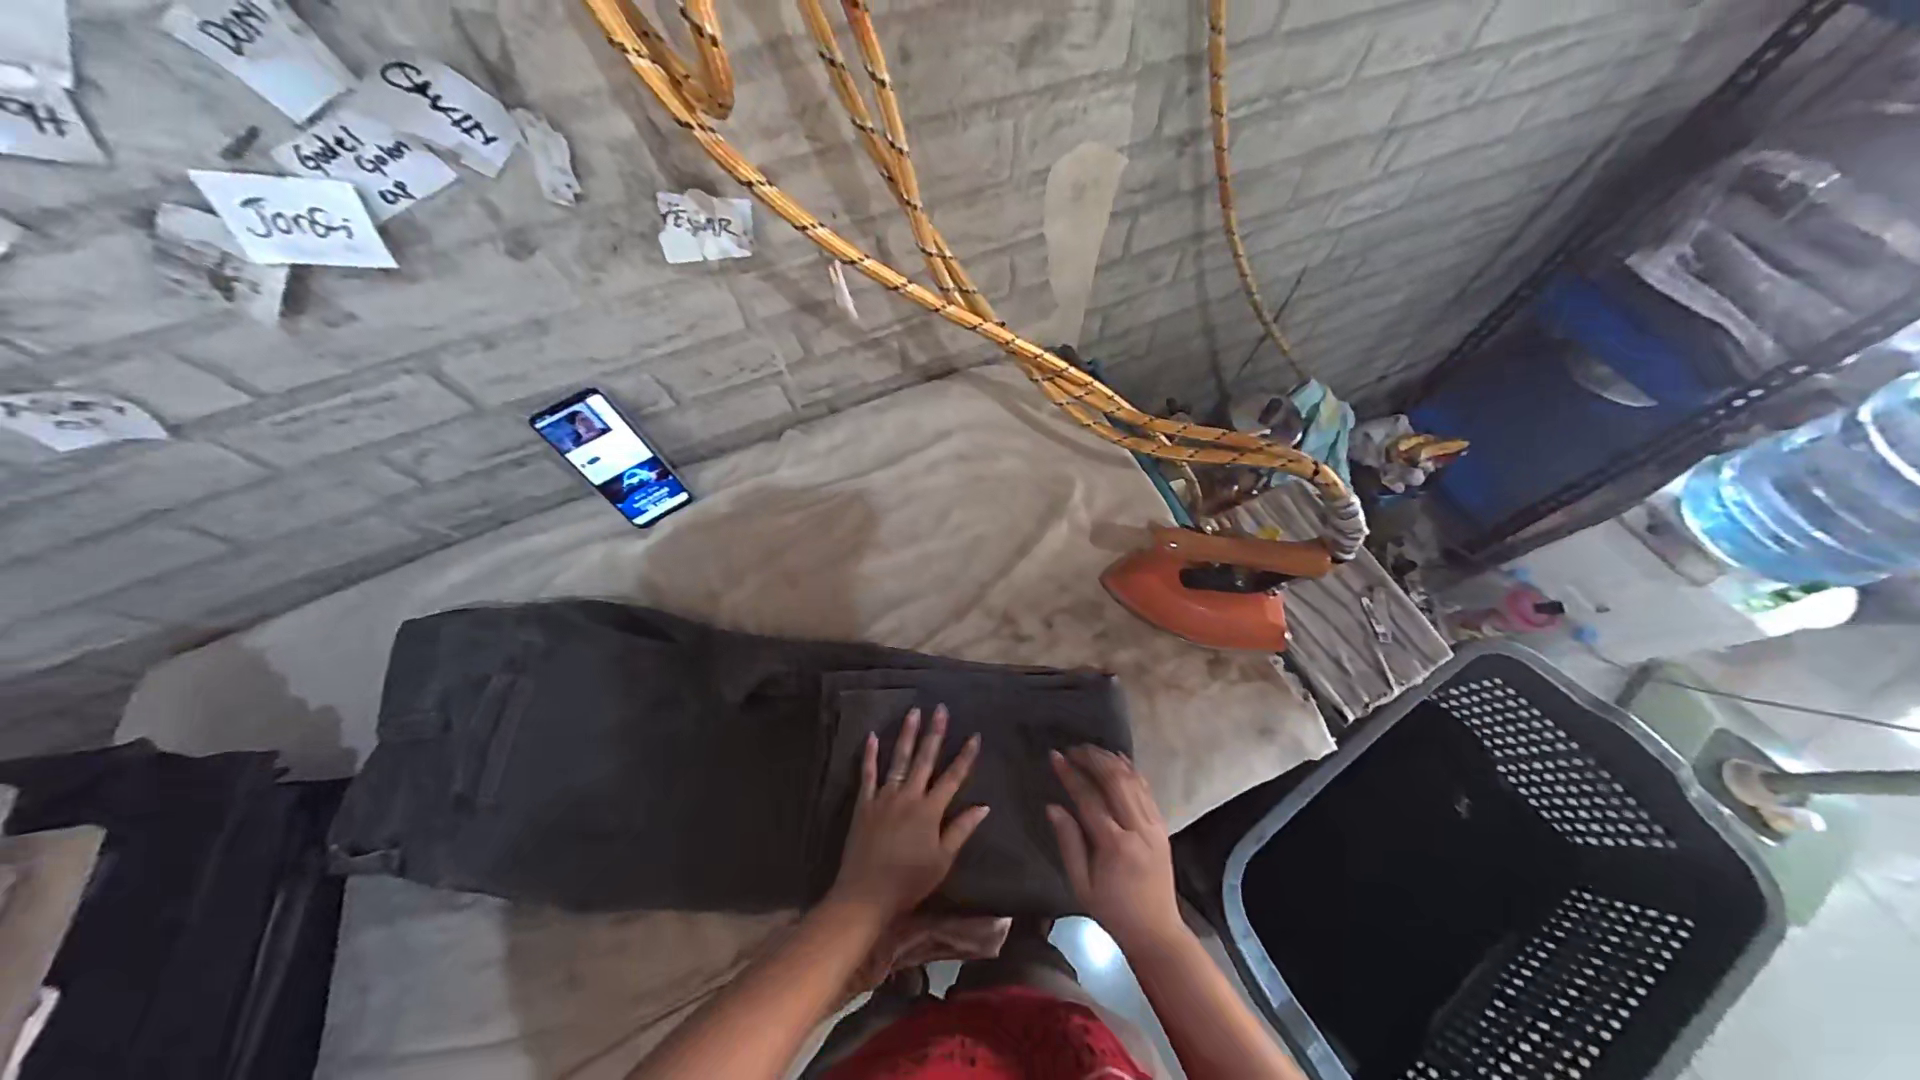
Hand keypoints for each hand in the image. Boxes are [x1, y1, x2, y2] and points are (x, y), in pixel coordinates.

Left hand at [829, 705, 988, 918]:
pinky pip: (867, 774)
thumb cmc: (910, 881)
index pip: (952, 777)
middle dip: (935, 733)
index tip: (974, 735)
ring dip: (907, 735)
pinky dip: (870, 755)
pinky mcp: (864, 804)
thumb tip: (983, 806)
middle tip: (940, 709)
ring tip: (913, 712)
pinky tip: (872, 736)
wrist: (866, 894)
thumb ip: (961, 830)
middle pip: (925, 759)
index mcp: (930, 810)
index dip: (965, 756)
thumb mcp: (942, 860)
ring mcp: (884, 797)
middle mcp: (908, 796)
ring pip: (898, 760)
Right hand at [1047, 746, 1184, 949]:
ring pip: (1134, 780)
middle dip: (1093, 758)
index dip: (1071, 774)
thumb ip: (1068, 842)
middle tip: (1073, 748)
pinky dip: (1131, 770)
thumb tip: (1053, 806)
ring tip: (1090, 749)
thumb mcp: (1081, 883)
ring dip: (1111, 760)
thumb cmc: (1112, 910)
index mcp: (1115, 845)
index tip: (1055, 757)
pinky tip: (1117, 760)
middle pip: (1116, 780)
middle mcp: (1138, 829)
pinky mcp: (1162, 826)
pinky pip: (1146, 789)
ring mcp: (1154, 825)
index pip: (1089, 798)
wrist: (1156, 930)